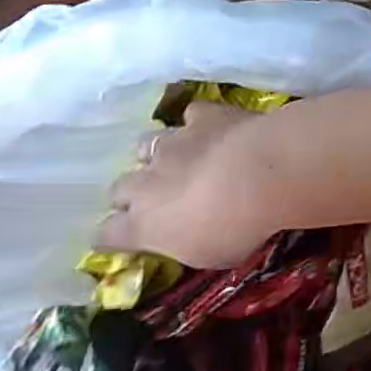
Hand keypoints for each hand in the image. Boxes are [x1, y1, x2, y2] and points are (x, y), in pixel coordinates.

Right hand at [99, 101, 264, 267]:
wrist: (263, 174)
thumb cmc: (237, 228)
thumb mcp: (209, 255)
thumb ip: (187, 244)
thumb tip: (187, 237)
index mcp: (143, 225)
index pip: (106, 234)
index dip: (113, 234)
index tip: (124, 236)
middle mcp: (147, 182)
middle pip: (120, 187)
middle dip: (134, 192)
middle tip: (158, 197)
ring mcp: (172, 143)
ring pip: (146, 144)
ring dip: (157, 153)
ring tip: (179, 157)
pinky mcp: (202, 116)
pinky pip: (191, 115)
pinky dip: (199, 121)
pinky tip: (213, 126)